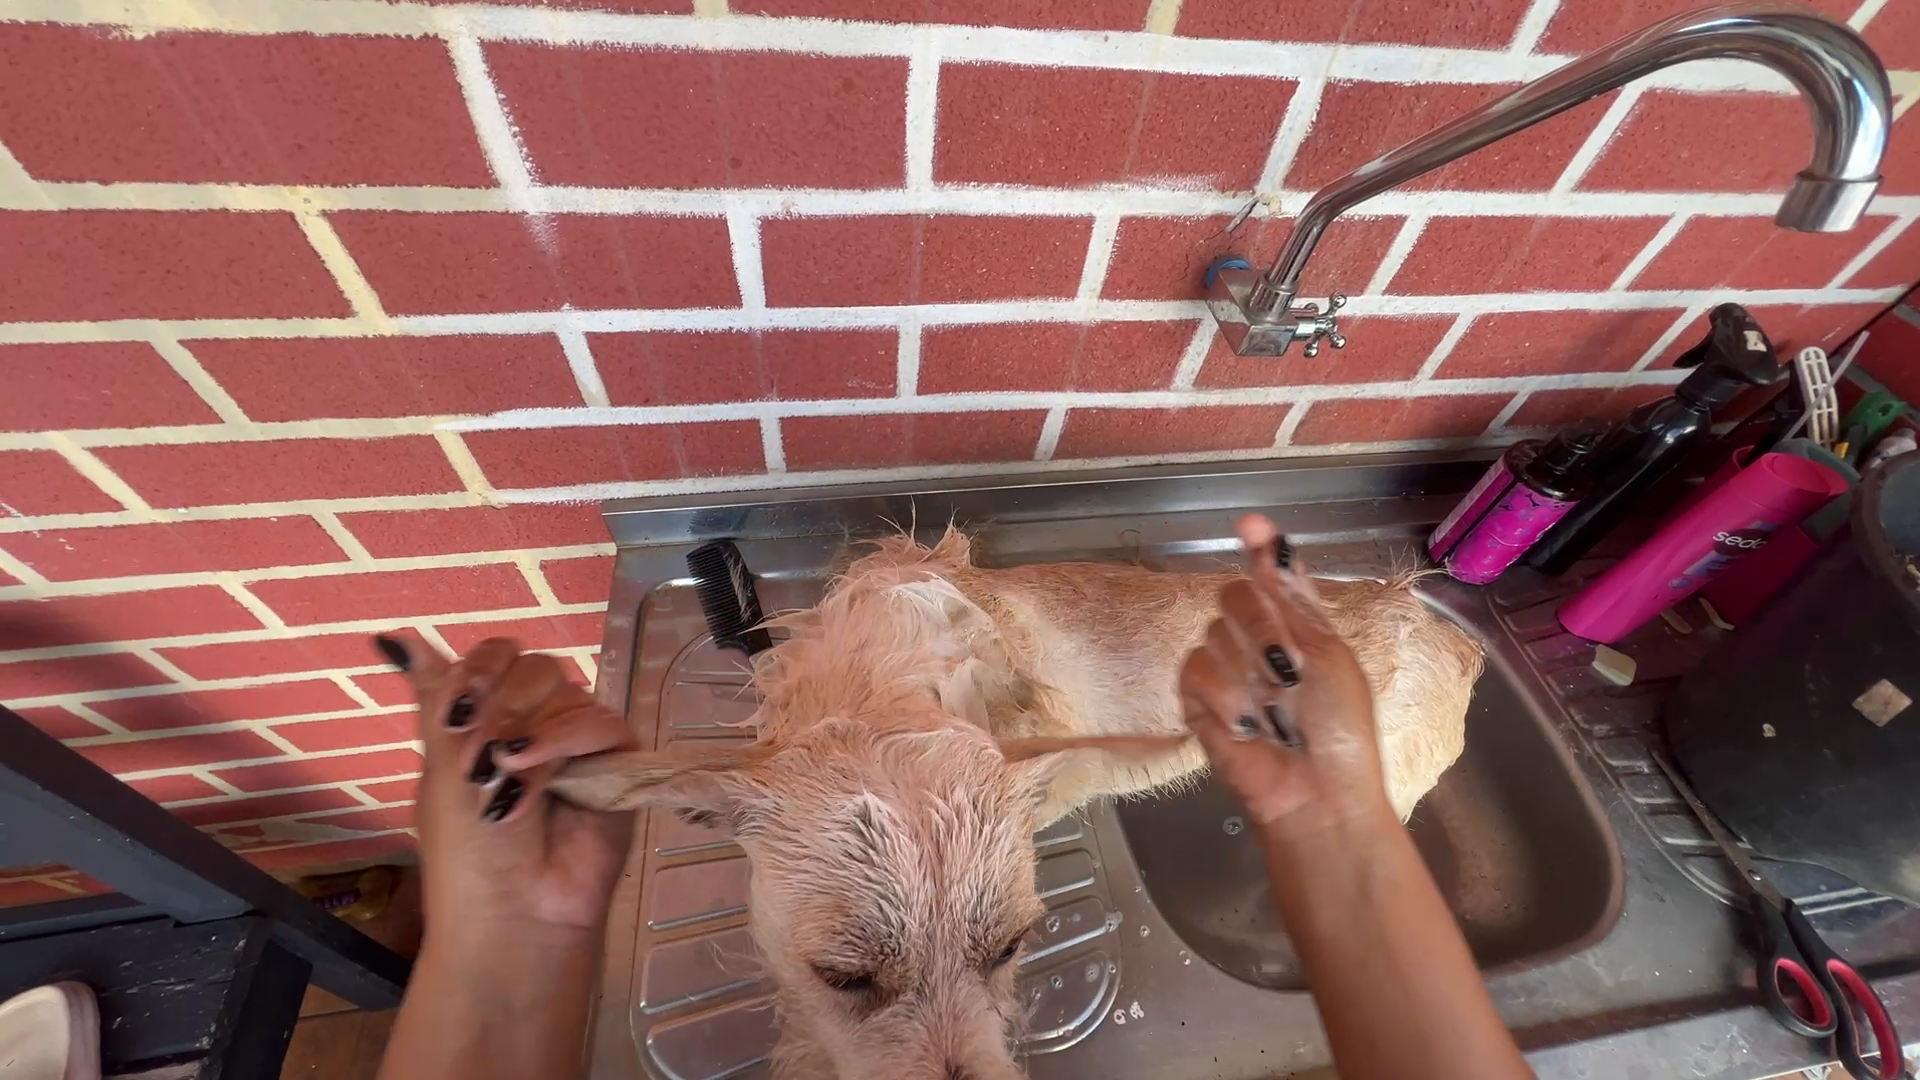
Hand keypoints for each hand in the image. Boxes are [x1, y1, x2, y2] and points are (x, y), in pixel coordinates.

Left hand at [379, 632, 635, 940]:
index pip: (497, 655)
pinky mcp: (616, 754)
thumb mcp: (439, 769)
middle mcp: (535, 719)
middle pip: (534, 665)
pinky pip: (600, 719)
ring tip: (510, 775)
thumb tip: (391, 635)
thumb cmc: (465, 849)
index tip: (462, 705)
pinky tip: (539, 770)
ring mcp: (578, 736)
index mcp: (489, 718)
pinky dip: (567, 738)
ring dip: (530, 729)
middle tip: (482, 754)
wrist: (513, 905)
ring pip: (567, 690)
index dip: (483, 666)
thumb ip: (437, 699)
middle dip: (503, 704)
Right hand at [1178, 515, 1391, 832]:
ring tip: (1275, 711)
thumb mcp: (1329, 653)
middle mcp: (1252, 637)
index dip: (1259, 545)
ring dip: (1250, 673)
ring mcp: (1221, 666)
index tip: (1250, 526)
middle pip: (1234, 595)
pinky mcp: (1195, 697)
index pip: (1268, 571)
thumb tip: (1271, 539)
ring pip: (1214, 633)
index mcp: (1293, 623)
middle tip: (1287, 667)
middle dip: (1260, 624)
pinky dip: (1226, 696)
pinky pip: (1196, 670)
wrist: (1316, 790)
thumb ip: (1293, 597)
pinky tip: (1248, 724)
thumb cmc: (1339, 727)